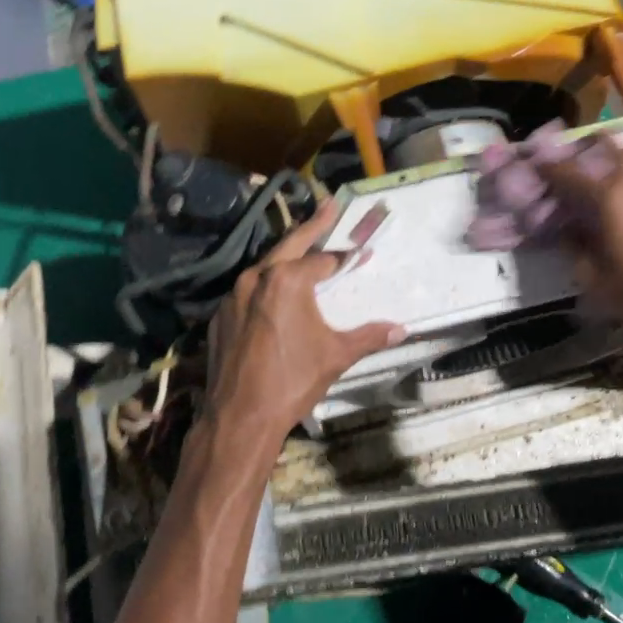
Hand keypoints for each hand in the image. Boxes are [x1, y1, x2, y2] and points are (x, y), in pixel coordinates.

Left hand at [204, 199, 405, 438]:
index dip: (345, 258)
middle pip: (291, 245)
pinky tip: (274, 294)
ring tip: (302, 247)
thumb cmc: (293, 381)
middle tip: (328, 205)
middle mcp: (257, 277)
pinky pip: (248, 290)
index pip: (323, 260)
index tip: (361, 253)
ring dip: (286, 256)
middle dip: (313, 226)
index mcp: (287, 280)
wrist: (240, 417)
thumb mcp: (336, 355)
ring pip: (265, 266)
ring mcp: (234, 295)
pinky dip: (265, 284)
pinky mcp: (220, 316)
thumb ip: (369, 337)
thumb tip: (402, 329)